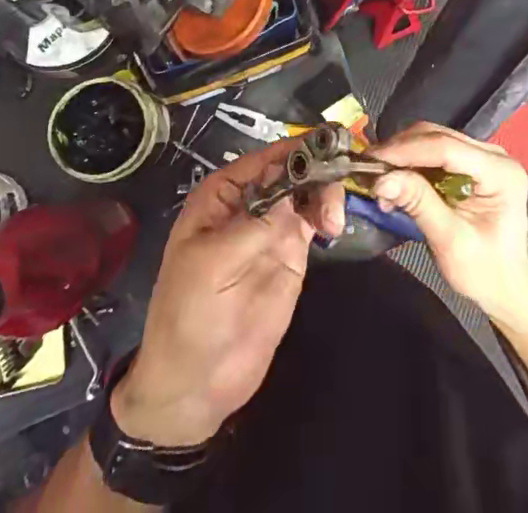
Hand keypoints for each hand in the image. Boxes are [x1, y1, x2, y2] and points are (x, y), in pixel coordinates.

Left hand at [111, 137, 342, 445]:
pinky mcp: (293, 251)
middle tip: (338, 187)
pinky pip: (317, 217)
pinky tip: (334, 227)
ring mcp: (273, 226)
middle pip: (294, 168)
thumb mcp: (212, 266)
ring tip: (333, 220)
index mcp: (221, 196)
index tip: (332, 145)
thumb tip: (293, 191)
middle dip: (320, 168)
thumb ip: (253, 226)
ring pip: (310, 189)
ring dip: (328, 192)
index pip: (265, 159)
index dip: (297, 148)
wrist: (196, 381)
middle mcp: (250, 203)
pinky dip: (331, 213)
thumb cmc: (189, 317)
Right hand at [369, 123, 527, 331]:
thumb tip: (382, 179)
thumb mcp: (450, 241)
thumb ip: (419, 204)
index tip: (373, 160)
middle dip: (402, 150)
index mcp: (500, 172)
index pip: (447, 148)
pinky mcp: (472, 164)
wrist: (504, 285)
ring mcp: (485, 157)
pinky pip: (437, 152)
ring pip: (435, 139)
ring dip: (404, 154)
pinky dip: (413, 162)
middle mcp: (495, 156)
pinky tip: (396, 178)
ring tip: (379, 176)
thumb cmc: (483, 270)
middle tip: (369, 169)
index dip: (407, 150)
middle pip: (440, 137)